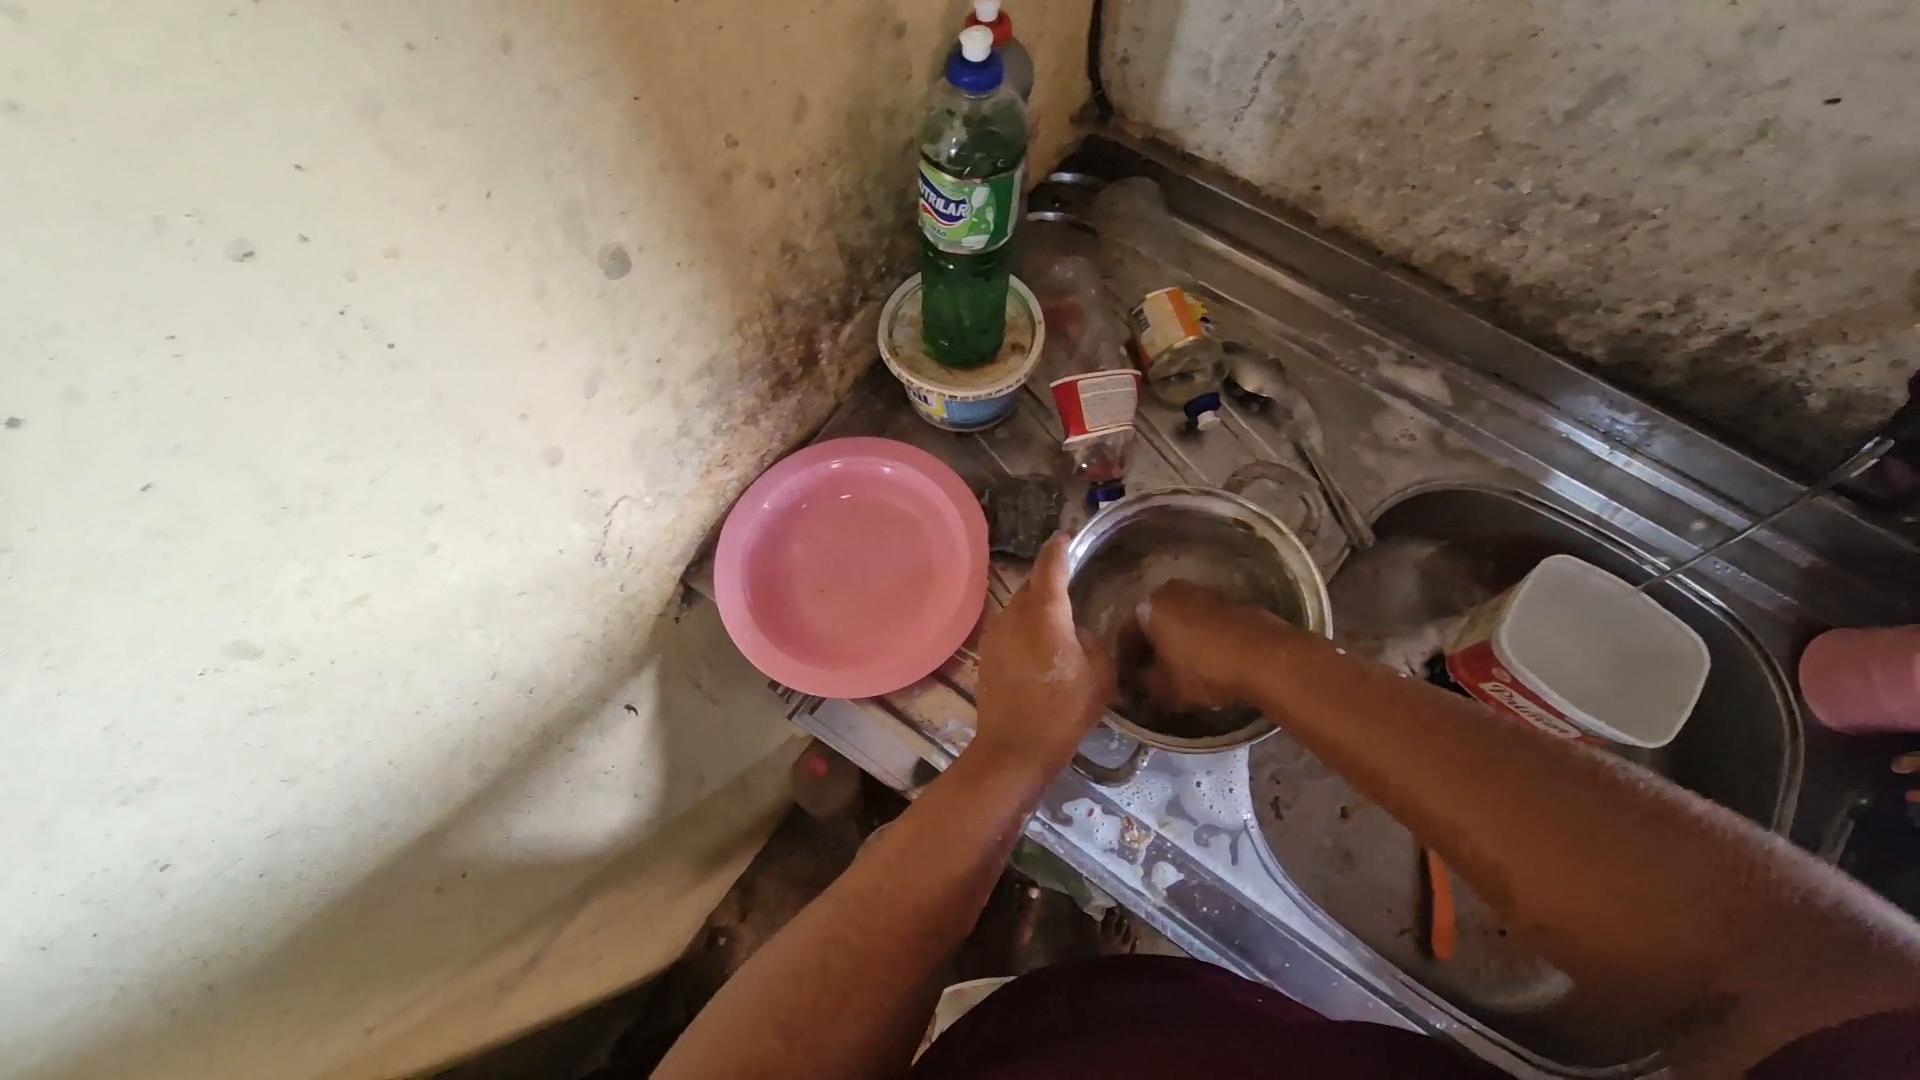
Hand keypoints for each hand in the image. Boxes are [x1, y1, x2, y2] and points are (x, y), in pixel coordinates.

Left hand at [972, 535, 1115, 772]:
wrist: (1014, 748)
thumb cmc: (1064, 711)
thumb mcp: (1100, 675)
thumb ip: (1093, 642)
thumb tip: (1078, 633)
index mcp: (1045, 613)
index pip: (1050, 565)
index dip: (1060, 547)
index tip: (1068, 536)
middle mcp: (1015, 614)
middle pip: (1033, 586)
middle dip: (1051, 583)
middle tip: (1073, 590)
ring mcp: (995, 633)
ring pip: (1020, 608)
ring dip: (1038, 610)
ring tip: (1059, 627)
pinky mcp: (986, 653)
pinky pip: (1010, 629)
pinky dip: (1025, 630)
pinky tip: (1040, 651)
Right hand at [1135, 580, 1288, 710]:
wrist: (1266, 657)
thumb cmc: (1204, 669)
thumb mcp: (1167, 688)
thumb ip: (1146, 687)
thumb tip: (1139, 686)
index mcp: (1150, 606)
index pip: (1127, 634)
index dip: (1125, 662)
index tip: (1128, 683)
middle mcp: (1174, 591)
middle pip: (1154, 624)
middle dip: (1152, 649)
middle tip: (1152, 676)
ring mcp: (1207, 594)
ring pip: (1182, 622)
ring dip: (1178, 644)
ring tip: (1181, 672)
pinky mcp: (1233, 604)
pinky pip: (1206, 624)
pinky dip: (1201, 641)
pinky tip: (1208, 663)